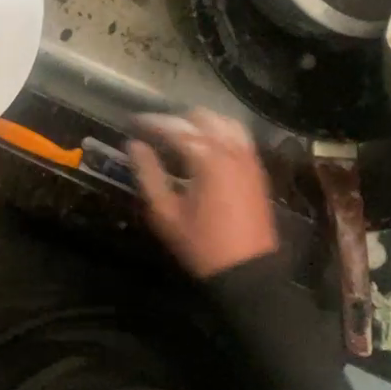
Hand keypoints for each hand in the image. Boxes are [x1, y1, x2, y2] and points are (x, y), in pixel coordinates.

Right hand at [129, 109, 278, 278]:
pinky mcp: (257, 170)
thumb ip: (148, 174)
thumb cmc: (201, 244)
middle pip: (201, 118)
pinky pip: (240, 137)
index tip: (133, 120)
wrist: (247, 271)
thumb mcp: (165, 213)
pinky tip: (208, 145)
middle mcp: (230, 150)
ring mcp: (248, 159)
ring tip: (181, 134)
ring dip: (201, 122)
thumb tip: (134, 146)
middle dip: (176, 119)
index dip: (152, 121)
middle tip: (155, 130)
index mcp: (207, 158)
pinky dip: (221, 132)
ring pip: (224, 122)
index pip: (175, 127)